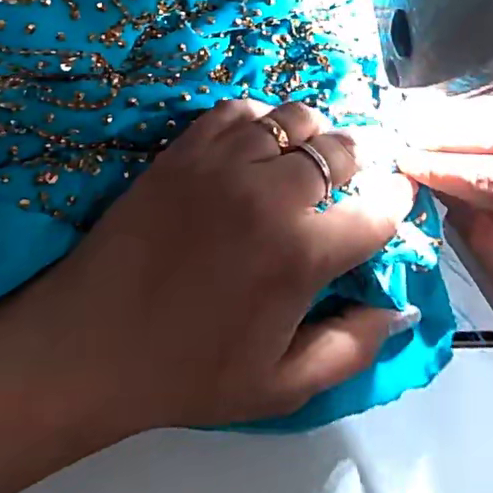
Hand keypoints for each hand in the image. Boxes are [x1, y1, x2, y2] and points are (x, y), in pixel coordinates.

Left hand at [5, 99, 418, 429]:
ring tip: (304, 154)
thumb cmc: (189, 369)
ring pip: (293, 116)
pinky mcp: (186, 147)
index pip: (376, 212)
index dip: (395, 202)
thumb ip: (352, 347)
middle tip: (349, 176)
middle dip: (357, 160)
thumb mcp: (281, 384)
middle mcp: (270, 194)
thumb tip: (398, 306)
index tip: (395, 199)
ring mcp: (225, 162)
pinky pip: (239, 108)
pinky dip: (259, 118)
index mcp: (300, 255)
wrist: (93, 341)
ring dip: (312, 132)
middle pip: (339, 148)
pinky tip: (254, 142)